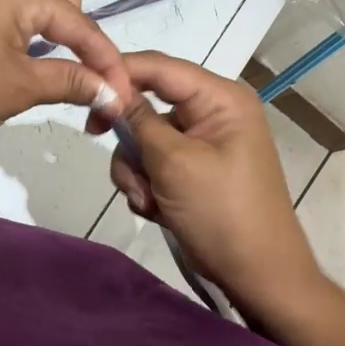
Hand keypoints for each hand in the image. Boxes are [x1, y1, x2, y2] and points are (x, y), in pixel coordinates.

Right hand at [105, 52, 323, 302]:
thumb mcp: (174, 163)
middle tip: (113, 157)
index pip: (159, 66)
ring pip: (144, 137)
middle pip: (147, 104)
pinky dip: (148, 185)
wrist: (259, 278)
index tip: (85, 95)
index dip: (119, 73)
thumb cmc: (223, 214)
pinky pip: (154, 162)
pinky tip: (157, 209)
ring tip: (149, 201)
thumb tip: (109, 88)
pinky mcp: (193, 169)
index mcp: (221, 98)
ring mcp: (203, 142)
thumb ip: (139, 119)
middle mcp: (212, 111)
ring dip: (136, 170)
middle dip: (131, 140)